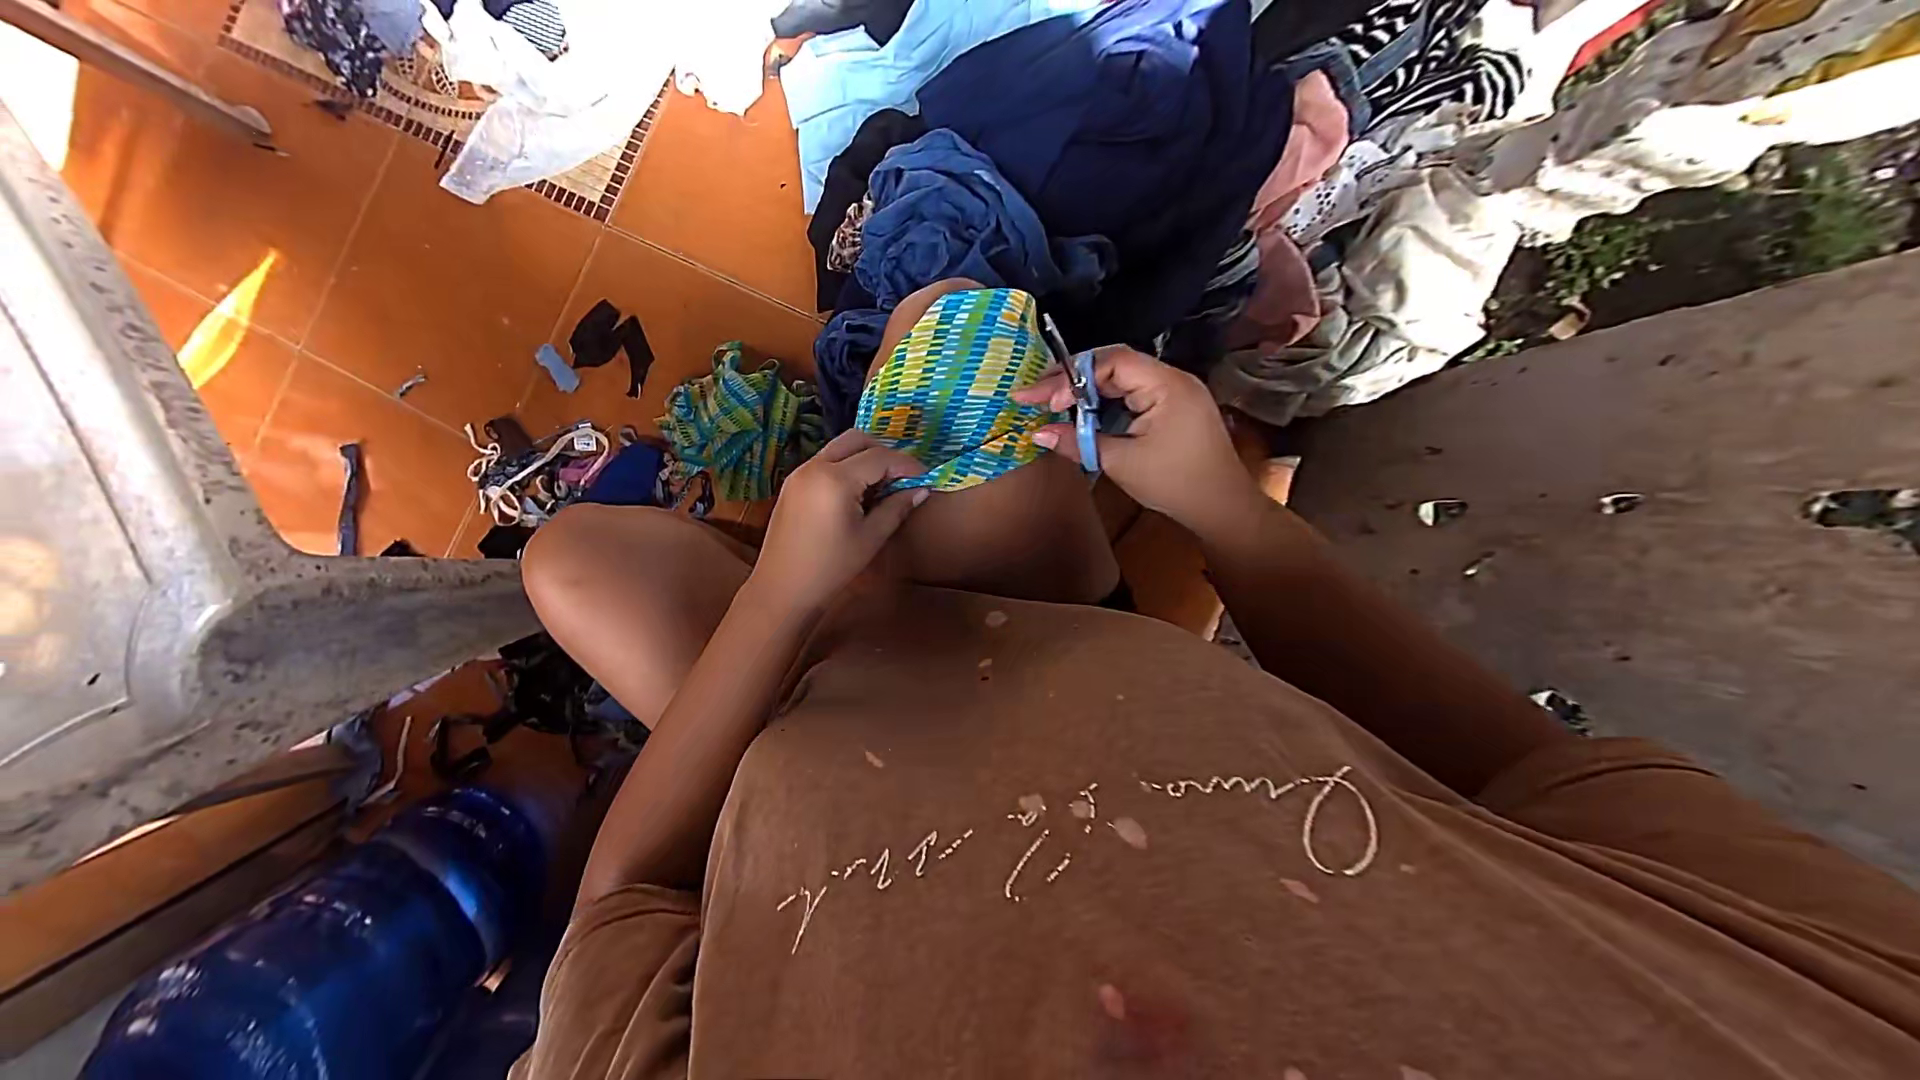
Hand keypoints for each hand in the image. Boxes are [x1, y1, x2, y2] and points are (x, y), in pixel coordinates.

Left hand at [748, 430, 928, 614]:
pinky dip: (846, 466)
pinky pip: (825, 461)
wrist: (783, 589)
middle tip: (903, 476)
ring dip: (864, 457)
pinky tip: (857, 493)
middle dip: (884, 452)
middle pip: (857, 439)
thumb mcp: (871, 538)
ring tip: (882, 485)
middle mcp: (815, 467)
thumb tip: (921, 489)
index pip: (880, 457)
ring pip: (839, 447)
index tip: (925, 476)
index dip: (907, 464)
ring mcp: (799, 473)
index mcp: (835, 480)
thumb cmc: (831, 568)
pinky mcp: (792, 483)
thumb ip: (896, 507)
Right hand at [1013, 347, 1261, 537]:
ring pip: (1121, 379)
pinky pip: (1133, 394)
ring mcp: (1175, 392)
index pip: (1110, 362)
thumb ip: (1079, 442)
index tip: (1044, 401)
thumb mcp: (1121, 462)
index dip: (1071, 377)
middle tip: (1036, 396)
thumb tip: (1038, 434)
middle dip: (1073, 379)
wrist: (1222, 507)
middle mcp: (1172, 378)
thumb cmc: (1175, 484)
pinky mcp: (1173, 407)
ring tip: (1052, 404)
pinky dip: (1106, 402)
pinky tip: (1083, 414)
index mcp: (1166, 384)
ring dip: (1087, 391)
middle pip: (1114, 364)